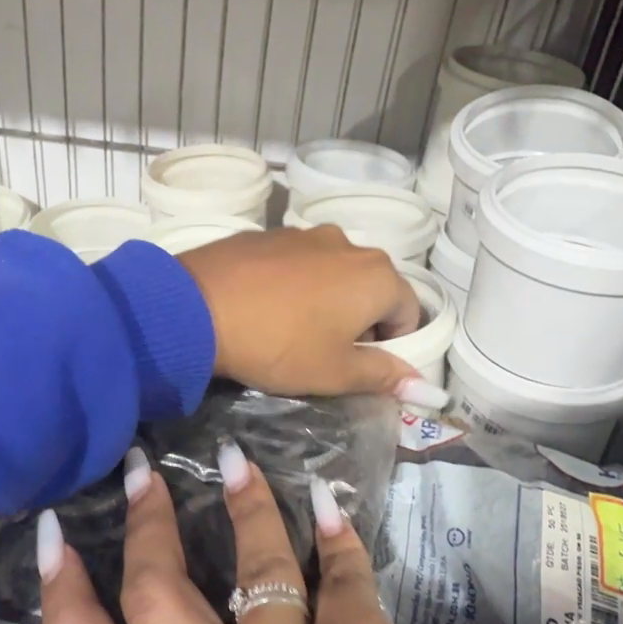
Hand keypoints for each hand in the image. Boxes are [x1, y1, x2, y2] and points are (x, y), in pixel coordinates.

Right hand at [38, 444, 470, 623]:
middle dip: (148, 526)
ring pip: (260, 566)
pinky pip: (344, 579)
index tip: (53, 539)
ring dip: (250, 506)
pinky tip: (326, 510)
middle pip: (161, 599)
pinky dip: (335, 538)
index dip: (61, 600)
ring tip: (239, 465)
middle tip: (145, 472)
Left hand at [176, 228, 443, 406]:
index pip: (407, 314)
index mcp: (377, 275)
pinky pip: (295, 263)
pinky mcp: (266, 234)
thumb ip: (384, 377)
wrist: (195, 307)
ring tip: (290, 331)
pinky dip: (292, 284)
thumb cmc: (278, 345)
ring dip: (325, 300)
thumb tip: (427, 390)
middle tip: (325, 353)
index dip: (390, 347)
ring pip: (332, 273)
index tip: (357, 368)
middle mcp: (348, 243)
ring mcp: (304, 233)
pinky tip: (264, 309)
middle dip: (359, 322)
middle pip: (371, 289)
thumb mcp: (335, 372)